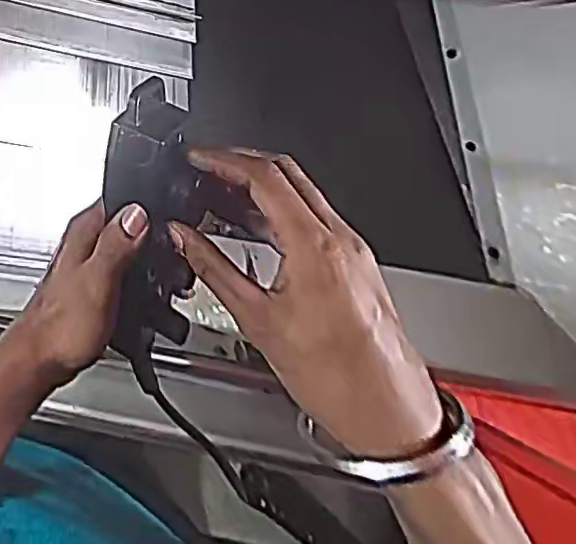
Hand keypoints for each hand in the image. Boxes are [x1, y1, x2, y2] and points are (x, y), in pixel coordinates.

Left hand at [3, 200, 148, 388]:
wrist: (39, 361)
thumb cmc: (60, 326)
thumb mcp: (98, 280)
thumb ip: (117, 244)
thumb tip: (136, 212)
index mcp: (84, 231)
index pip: (121, 201)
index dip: (147, 211)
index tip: (166, 231)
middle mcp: (83, 243)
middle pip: (127, 226)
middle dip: (150, 241)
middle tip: (168, 263)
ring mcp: (86, 264)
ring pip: (125, 252)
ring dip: (143, 265)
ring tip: (158, 284)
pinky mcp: (90, 286)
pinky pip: (120, 275)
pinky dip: (133, 285)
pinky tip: (140, 301)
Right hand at [170, 150, 442, 457]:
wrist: (391, 417)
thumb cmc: (338, 380)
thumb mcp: (258, 321)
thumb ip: (213, 268)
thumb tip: (183, 237)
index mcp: (315, 247)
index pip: (265, 177)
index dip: (224, 160)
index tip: (199, 158)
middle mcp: (340, 238)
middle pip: (286, 171)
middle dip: (240, 161)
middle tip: (206, 167)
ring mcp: (352, 248)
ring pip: (301, 191)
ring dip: (259, 185)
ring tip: (221, 195)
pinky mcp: (355, 261)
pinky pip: (313, 217)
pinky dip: (278, 210)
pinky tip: (253, 226)